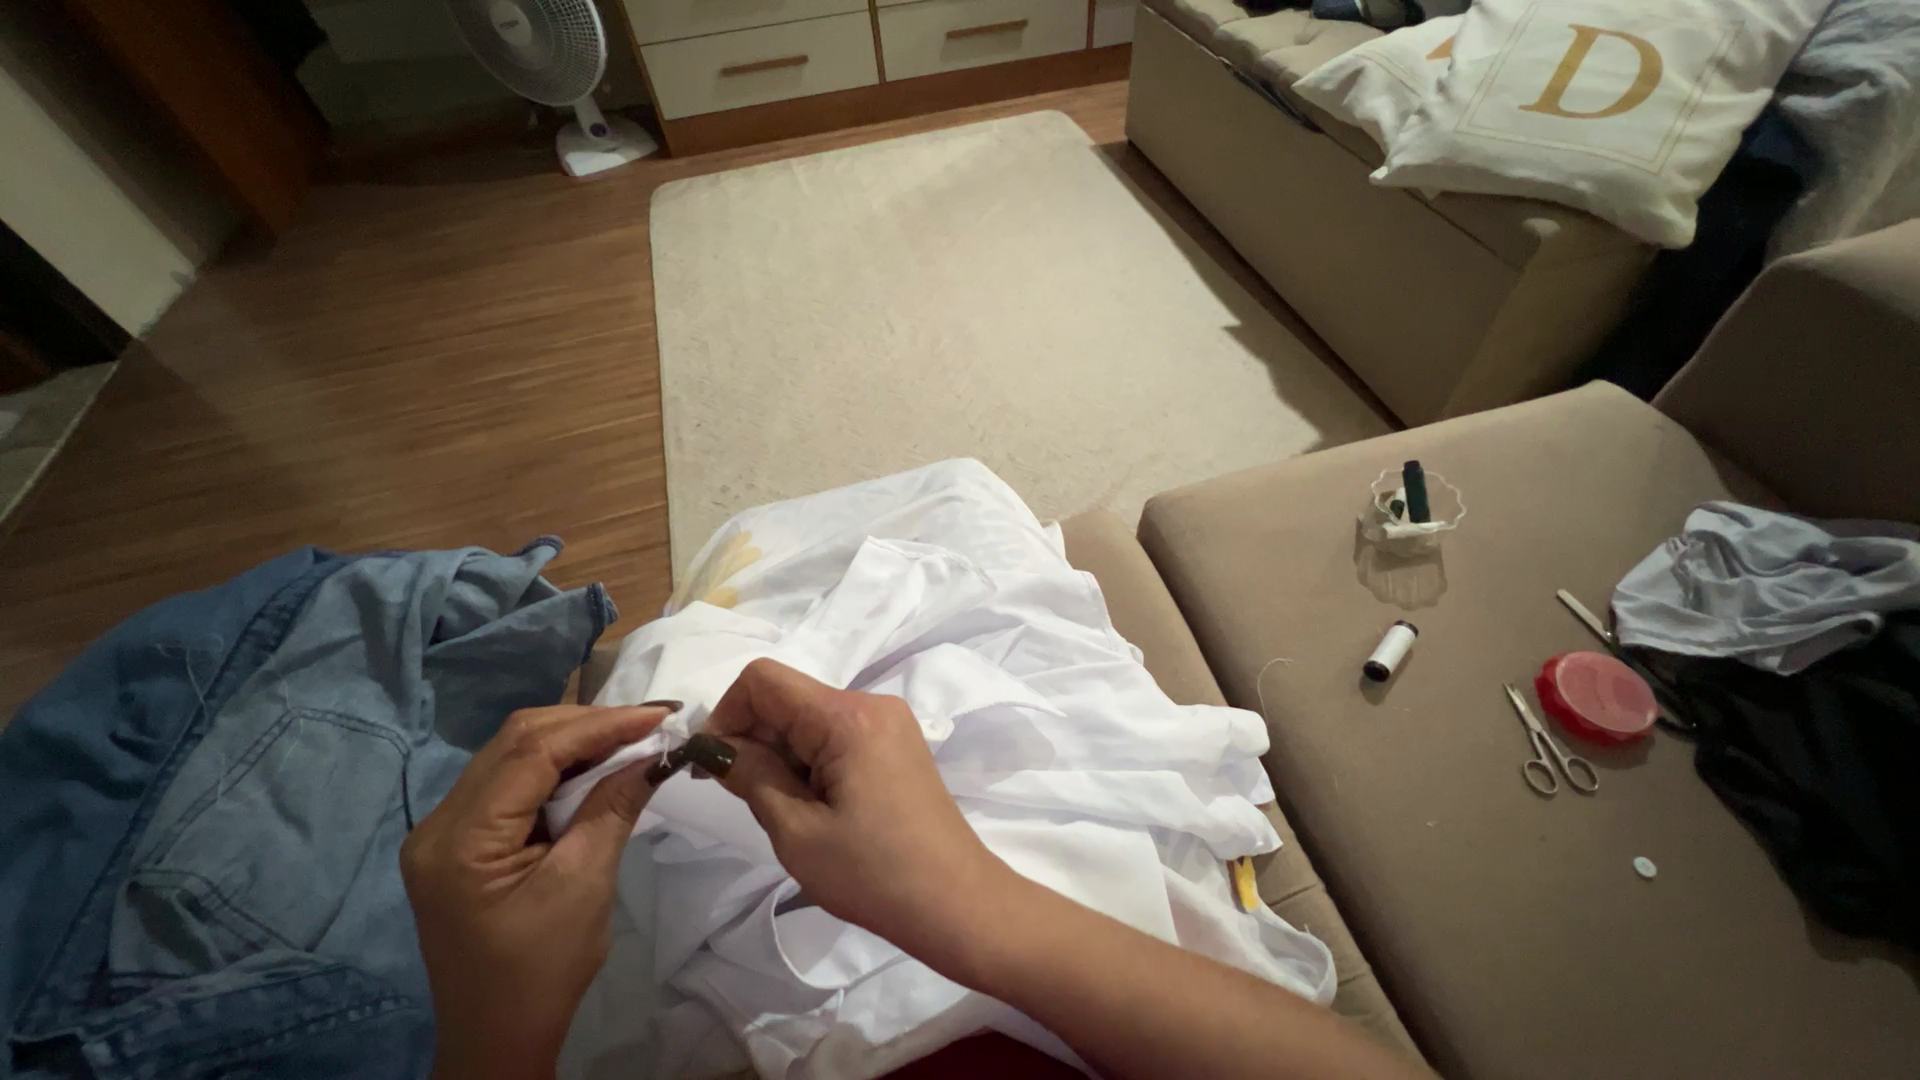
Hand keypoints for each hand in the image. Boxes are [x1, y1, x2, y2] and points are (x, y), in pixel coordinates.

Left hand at [401, 704, 669, 1079]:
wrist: (498, 1036)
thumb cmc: (543, 970)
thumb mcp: (585, 883)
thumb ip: (614, 806)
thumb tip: (656, 751)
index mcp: (460, 839)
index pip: (533, 751)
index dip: (601, 724)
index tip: (660, 715)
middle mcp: (439, 822)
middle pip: (517, 740)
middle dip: (589, 723)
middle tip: (651, 723)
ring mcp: (444, 829)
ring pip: (514, 752)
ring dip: (576, 738)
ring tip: (632, 737)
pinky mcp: (462, 838)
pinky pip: (512, 779)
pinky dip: (559, 764)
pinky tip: (597, 764)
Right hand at [706, 659, 1015, 971]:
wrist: (955, 901)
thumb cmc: (873, 873)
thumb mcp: (797, 831)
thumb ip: (751, 776)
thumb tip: (714, 746)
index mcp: (847, 715)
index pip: (764, 679)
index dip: (727, 713)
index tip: (715, 765)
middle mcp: (871, 703)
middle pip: (789, 698)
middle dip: (755, 739)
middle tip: (745, 798)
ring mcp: (890, 722)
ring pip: (809, 718)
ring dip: (783, 755)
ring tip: (789, 812)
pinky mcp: (897, 743)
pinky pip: (836, 734)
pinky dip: (811, 761)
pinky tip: (816, 807)